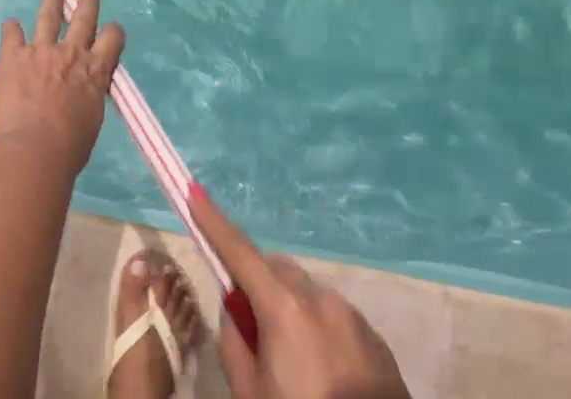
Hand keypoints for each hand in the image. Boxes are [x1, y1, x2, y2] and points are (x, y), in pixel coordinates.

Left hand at [0, 0, 124, 174]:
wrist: (35, 149)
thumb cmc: (70, 147)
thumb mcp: (92, 117)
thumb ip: (89, 96)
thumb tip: (84, 92)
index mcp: (95, 71)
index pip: (112, 40)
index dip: (113, 31)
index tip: (112, 27)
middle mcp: (71, 53)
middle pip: (84, 19)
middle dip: (88, 2)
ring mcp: (41, 50)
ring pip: (48, 16)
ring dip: (52, 1)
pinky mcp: (13, 55)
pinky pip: (12, 32)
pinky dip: (11, 27)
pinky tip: (10, 24)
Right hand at [190, 188, 410, 398]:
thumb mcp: (249, 392)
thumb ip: (233, 342)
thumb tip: (237, 312)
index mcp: (284, 308)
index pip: (239, 252)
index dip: (212, 222)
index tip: (193, 191)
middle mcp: (321, 300)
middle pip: (275, 270)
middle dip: (255, 281)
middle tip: (248, 323)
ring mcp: (353, 318)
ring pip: (306, 293)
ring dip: (288, 307)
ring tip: (290, 358)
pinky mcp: (376, 340)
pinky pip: (334, 317)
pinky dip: (317, 327)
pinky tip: (321, 370)